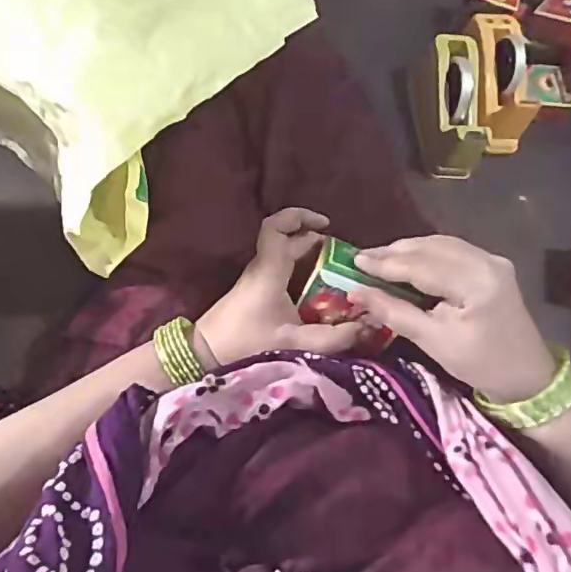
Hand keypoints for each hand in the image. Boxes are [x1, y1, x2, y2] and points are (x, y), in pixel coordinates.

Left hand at [195, 208, 364, 364]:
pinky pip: (282, 271)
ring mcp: (257, 278)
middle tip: (345, 259)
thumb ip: (332, 338)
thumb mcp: (293, 343)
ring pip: (286, 256)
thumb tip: (365, 328)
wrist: (205, 355)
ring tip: (337, 274)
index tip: (325, 224)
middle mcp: (262, 268)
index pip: (276, 227)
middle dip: (318, 243)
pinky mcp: (255, 291)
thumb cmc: (244, 343)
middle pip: (289, 241)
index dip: (299, 216)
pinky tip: (319, 291)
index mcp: (269, 270)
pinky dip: (302, 273)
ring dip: (310, 258)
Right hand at [351, 236, 555, 401]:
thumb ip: (394, 312)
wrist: (527, 376)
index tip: (353, 261)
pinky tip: (406, 261)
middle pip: (430, 247)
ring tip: (378, 259)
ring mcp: (492, 260)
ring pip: (440, 245)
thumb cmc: (480, 364)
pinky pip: (451, 251)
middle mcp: (486, 261)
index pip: (421, 265)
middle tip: (360, 259)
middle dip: (393, 252)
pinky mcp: (491, 265)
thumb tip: (355, 292)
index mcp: (476, 282)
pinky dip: (425, 254)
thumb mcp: (433, 341)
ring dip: (408, 250)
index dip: (384, 263)